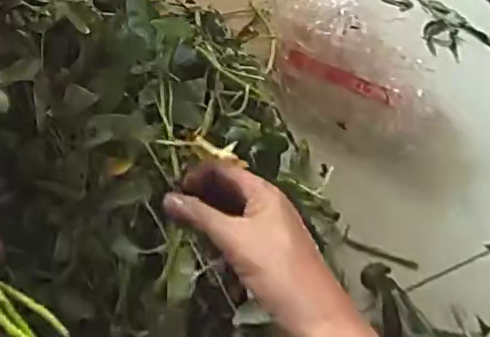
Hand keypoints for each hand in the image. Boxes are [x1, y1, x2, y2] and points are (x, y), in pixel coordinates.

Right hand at [163, 164, 371, 336]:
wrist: (322, 324)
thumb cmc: (278, 271)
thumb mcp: (233, 239)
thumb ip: (199, 214)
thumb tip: (167, 198)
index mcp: (263, 192)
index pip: (221, 167)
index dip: (195, 173)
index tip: (176, 190)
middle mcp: (269, 204)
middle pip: (226, 186)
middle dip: (200, 193)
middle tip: (177, 205)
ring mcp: (273, 228)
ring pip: (232, 209)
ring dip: (209, 213)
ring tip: (188, 223)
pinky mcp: (273, 250)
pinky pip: (240, 229)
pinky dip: (222, 230)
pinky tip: (209, 242)